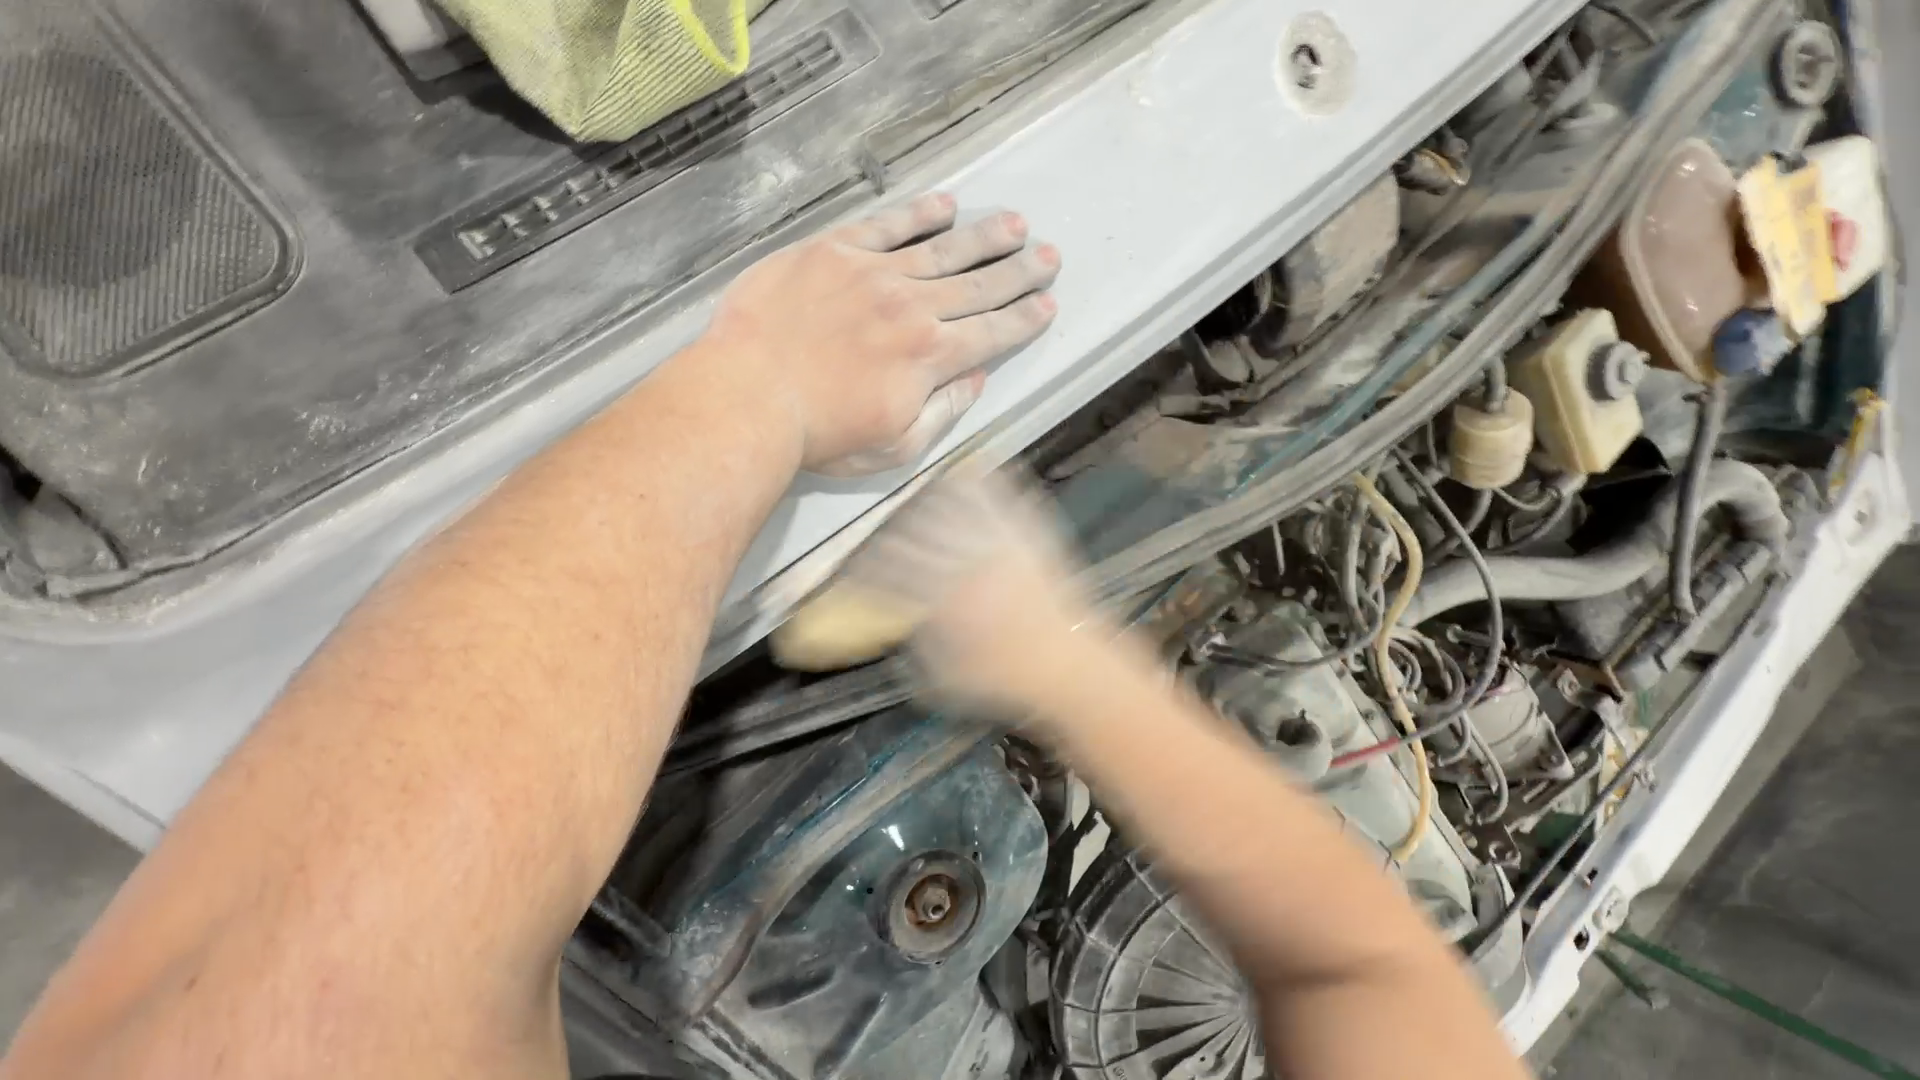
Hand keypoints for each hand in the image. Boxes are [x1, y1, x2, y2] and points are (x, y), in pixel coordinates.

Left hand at [703, 194, 1060, 473]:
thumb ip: (944, 410)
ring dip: (983, 238)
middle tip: (1047, 256)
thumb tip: (976, 377)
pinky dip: (919, 214)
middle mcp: (913, 306)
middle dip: (1019, 272)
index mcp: (931, 356)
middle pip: (979, 284)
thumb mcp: (895, 446)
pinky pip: (887, 225)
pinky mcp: (833, 251)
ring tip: (1014, 225)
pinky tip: (944, 205)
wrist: (749, 396)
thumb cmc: (821, 434)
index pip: (993, 332)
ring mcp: (873, 272)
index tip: (1047, 304)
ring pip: (942, 249)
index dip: (1024, 318)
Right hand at [771, 467, 1111, 716]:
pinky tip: (961, 473)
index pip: (888, 572)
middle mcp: (964, 564)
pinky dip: (976, 481)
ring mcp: (997, 544)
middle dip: (885, 531)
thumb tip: (889, 628)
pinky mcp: (1024, 535)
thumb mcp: (942, 680)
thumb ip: (910, 649)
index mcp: (941, 601)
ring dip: (923, 501)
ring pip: (948, 507)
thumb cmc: (1004, 680)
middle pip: (911, 533)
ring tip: (908, 499)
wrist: (1067, 665)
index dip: (862, 566)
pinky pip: (996, 496)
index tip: (850, 565)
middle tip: (873, 531)